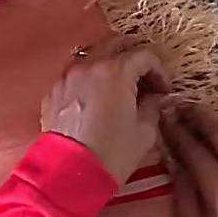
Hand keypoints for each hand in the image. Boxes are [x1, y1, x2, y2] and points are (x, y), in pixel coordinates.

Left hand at [40, 36, 171, 185]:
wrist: (69, 173)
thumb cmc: (112, 152)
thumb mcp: (144, 131)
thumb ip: (153, 106)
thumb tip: (157, 98)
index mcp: (115, 71)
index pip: (144, 55)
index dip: (160, 69)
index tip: (164, 89)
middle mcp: (88, 66)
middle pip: (115, 43)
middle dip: (134, 54)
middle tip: (145, 75)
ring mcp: (67, 76)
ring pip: (91, 54)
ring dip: (109, 61)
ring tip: (121, 82)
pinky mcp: (53, 91)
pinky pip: (74, 73)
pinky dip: (89, 76)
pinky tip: (97, 95)